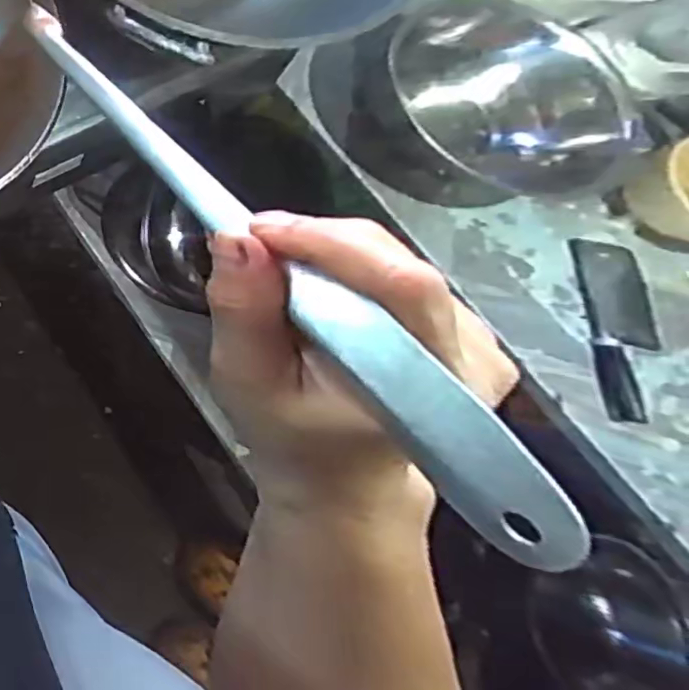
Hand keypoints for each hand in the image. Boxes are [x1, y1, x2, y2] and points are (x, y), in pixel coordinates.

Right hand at [206, 212, 517, 524]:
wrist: (340, 476)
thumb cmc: (291, 436)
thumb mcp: (246, 378)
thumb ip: (243, 310)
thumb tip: (234, 239)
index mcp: (427, 376)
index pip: (399, 283)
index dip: (323, 243)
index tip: (252, 231)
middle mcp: (470, 350)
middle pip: (391, 260)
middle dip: (310, 240)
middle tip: (246, 244)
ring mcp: (473, 338)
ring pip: (389, 257)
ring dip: (319, 250)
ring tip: (269, 268)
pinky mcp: (457, 326)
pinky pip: (390, 268)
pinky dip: (336, 262)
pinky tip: (305, 285)